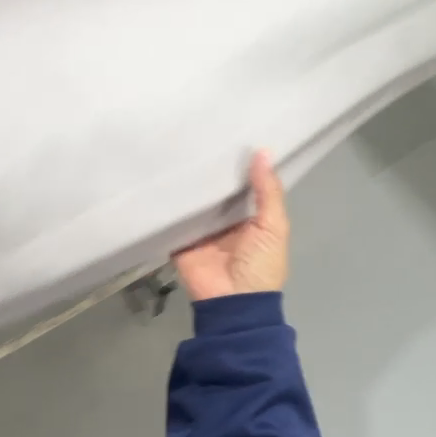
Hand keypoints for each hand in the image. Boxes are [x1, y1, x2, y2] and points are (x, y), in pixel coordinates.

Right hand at [174, 151, 288, 300]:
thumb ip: (268, 191)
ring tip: (179, 151)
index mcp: (250, 218)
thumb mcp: (274, 226)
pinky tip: (162, 181)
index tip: (231, 134)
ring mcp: (201, 231)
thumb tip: (262, 151)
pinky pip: (174, 220)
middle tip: (199, 136)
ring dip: (190, 185)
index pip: (244, 185)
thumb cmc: (260, 265)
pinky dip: (169, 206)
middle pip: (217, 191)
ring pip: (195, 202)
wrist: (233, 303)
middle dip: (211, 171)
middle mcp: (225, 221)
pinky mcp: (180, 240)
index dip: (240, 164)